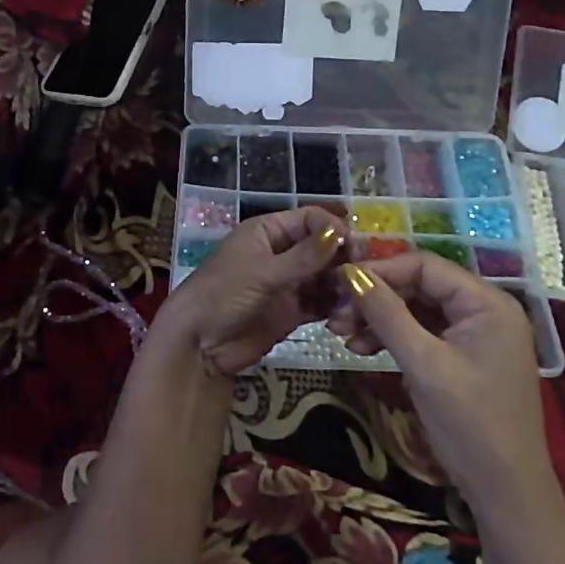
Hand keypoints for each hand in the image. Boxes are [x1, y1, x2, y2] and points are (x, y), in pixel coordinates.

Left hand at [154, 206, 346, 376]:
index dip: (332, 228)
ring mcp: (286, 283)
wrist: (199, 344)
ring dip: (342, 282)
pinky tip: (349, 312)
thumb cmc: (223, 295)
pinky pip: (320, 302)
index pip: (308, 219)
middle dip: (343, 256)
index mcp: (266, 232)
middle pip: (321, 247)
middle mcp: (279, 253)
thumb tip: (340, 232)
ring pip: (324, 275)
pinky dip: (335, 305)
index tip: (354, 245)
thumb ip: (303, 256)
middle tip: (366, 271)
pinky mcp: (291, 311)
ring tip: (359, 294)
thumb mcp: (263, 272)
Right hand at [325, 252, 556, 503]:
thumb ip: (386, 314)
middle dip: (375, 297)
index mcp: (487, 303)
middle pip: (419, 285)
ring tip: (341, 334)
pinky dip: (391, 336)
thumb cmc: (469, 424)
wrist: (505, 491)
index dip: (379, 270)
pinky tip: (361, 348)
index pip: (425, 266)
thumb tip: (349, 273)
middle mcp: (484, 310)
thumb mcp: (423, 364)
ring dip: (377, 317)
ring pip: (415, 308)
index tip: (338, 284)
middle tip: (335, 316)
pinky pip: (421, 331)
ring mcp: (474, 334)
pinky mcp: (462, 355)